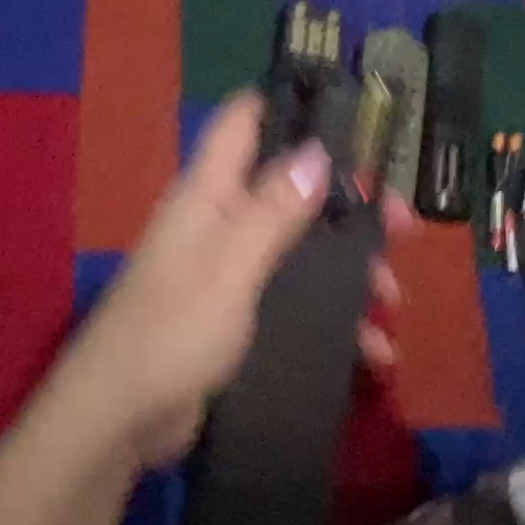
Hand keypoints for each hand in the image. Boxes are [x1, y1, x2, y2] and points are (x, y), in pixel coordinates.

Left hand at [72, 91, 412, 465]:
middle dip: (348, 205)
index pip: (245, 122)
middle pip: (293, 190)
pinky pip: (295, 303)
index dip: (292, 105)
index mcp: (209, 195)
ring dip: (348, 270)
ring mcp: (230, 272)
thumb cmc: (172, 332)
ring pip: (302, 250)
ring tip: (391, 300)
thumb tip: (317, 150)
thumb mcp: (229, 267)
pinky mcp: (239, 317)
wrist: (121, 419)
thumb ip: (272, 211)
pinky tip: (371, 352)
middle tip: (403, 226)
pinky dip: (332, 320)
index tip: (355, 115)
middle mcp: (221, 223)